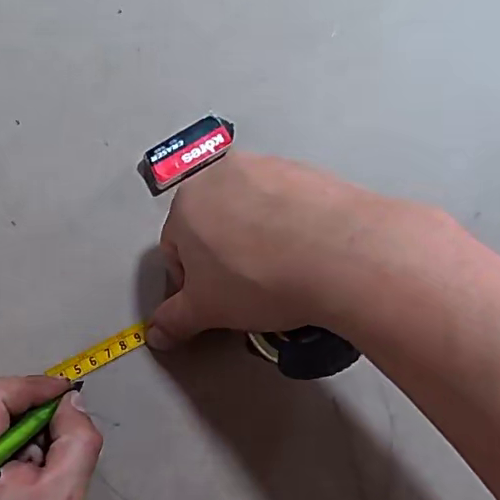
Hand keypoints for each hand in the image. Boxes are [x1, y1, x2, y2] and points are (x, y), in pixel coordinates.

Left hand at [0, 375, 102, 499]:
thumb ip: (75, 439)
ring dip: (16, 436)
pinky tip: (21, 483)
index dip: (32, 388)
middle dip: (27, 415)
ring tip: (42, 470)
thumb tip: (69, 403)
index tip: (68, 396)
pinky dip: (1, 453)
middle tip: (62, 436)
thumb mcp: (63, 496)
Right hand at [148, 151, 406, 347]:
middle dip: (222, 261)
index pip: (174, 251)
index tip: (212, 305)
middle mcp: (222, 174)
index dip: (191, 286)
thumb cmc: (261, 277)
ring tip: (278, 277)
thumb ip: (175, 320)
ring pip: (249, 215)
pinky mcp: (306, 172)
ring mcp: (267, 168)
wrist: (340, 256)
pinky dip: (289, 230)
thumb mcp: (206, 310)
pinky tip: (303, 258)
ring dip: (255, 244)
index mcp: (186, 202)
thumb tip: (158, 332)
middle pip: (212, 227)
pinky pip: (286, 206)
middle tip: (244, 294)